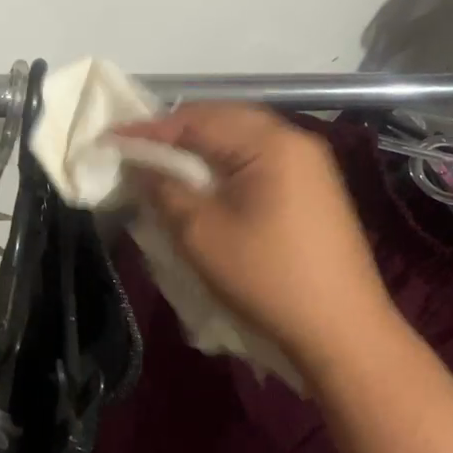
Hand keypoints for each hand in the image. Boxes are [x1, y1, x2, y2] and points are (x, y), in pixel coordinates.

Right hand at [117, 104, 399, 372]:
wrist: (344, 334)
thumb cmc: (267, 277)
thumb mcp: (199, 232)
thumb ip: (163, 187)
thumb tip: (138, 164)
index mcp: (270, 143)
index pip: (196, 120)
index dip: (148, 129)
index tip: (109, 138)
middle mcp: (294, 142)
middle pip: (221, 119)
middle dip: (174, 130)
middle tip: (134, 147)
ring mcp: (309, 165)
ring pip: (239, 137)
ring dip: (198, 145)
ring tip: (161, 162)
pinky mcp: (312, 189)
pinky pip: (256, 158)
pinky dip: (222, 161)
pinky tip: (201, 181)